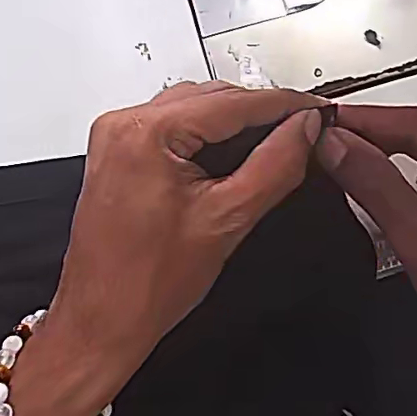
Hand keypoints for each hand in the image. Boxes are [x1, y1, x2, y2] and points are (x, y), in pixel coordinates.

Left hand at [11, 82, 324, 415]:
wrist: (103, 318)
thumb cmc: (144, 283)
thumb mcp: (227, 220)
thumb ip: (275, 165)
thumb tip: (302, 130)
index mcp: (145, 135)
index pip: (230, 102)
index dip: (283, 104)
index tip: (313, 109)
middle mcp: (122, 126)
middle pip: (209, 97)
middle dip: (259, 110)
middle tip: (301, 125)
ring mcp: (114, 138)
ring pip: (190, 106)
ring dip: (232, 119)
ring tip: (274, 138)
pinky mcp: (116, 153)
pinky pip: (170, 124)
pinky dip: (205, 132)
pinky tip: (231, 150)